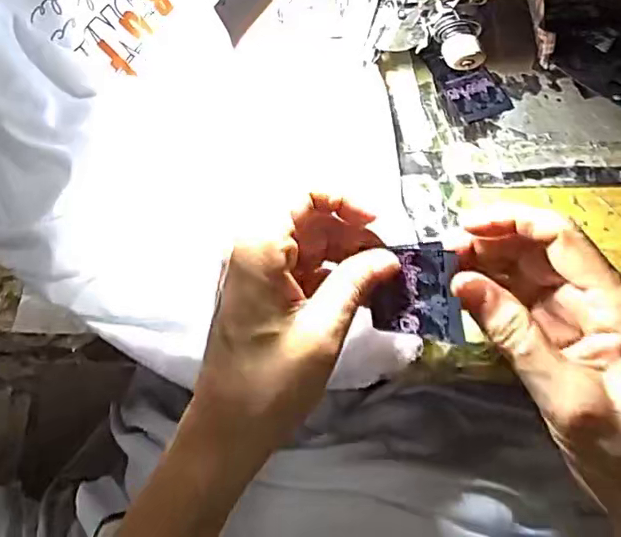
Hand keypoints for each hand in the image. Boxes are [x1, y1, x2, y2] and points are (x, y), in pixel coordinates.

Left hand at [120, 193, 396, 536]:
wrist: (229, 424)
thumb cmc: (272, 379)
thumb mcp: (322, 329)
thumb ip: (355, 283)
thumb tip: (388, 256)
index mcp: (258, 245)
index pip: (301, 196)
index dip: (342, 201)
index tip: (380, 222)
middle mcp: (252, 247)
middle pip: (306, 217)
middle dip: (350, 230)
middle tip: (391, 258)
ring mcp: (256, 269)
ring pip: (307, 242)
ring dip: (344, 252)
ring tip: (384, 275)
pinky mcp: (263, 290)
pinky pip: (300, 266)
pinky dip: (331, 272)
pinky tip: (362, 290)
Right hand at [448, 205, 620, 536]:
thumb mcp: (566, 396)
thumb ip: (514, 335)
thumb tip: (462, 281)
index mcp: (618, 308)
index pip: (562, 238)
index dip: (511, 221)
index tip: (464, 224)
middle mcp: (600, 302)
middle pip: (540, 247)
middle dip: (490, 239)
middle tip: (444, 248)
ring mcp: (581, 316)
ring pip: (526, 268)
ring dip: (485, 260)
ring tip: (446, 263)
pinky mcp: (563, 334)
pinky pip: (521, 296)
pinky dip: (490, 287)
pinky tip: (463, 287)